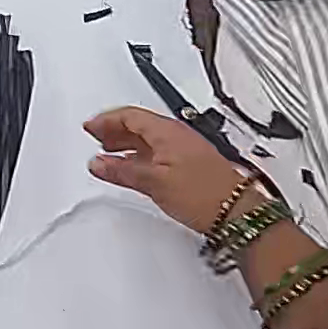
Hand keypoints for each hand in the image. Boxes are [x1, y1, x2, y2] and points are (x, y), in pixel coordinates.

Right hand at [84, 106, 245, 231]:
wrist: (237, 212)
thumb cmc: (206, 194)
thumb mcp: (154, 182)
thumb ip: (122, 171)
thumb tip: (98, 163)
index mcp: (167, 132)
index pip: (130, 116)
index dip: (106, 120)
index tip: (90, 126)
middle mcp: (177, 135)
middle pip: (138, 124)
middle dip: (114, 129)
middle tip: (95, 136)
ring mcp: (184, 148)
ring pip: (147, 138)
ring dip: (125, 143)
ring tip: (108, 152)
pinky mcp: (189, 163)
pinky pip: (157, 150)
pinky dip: (138, 155)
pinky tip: (132, 167)